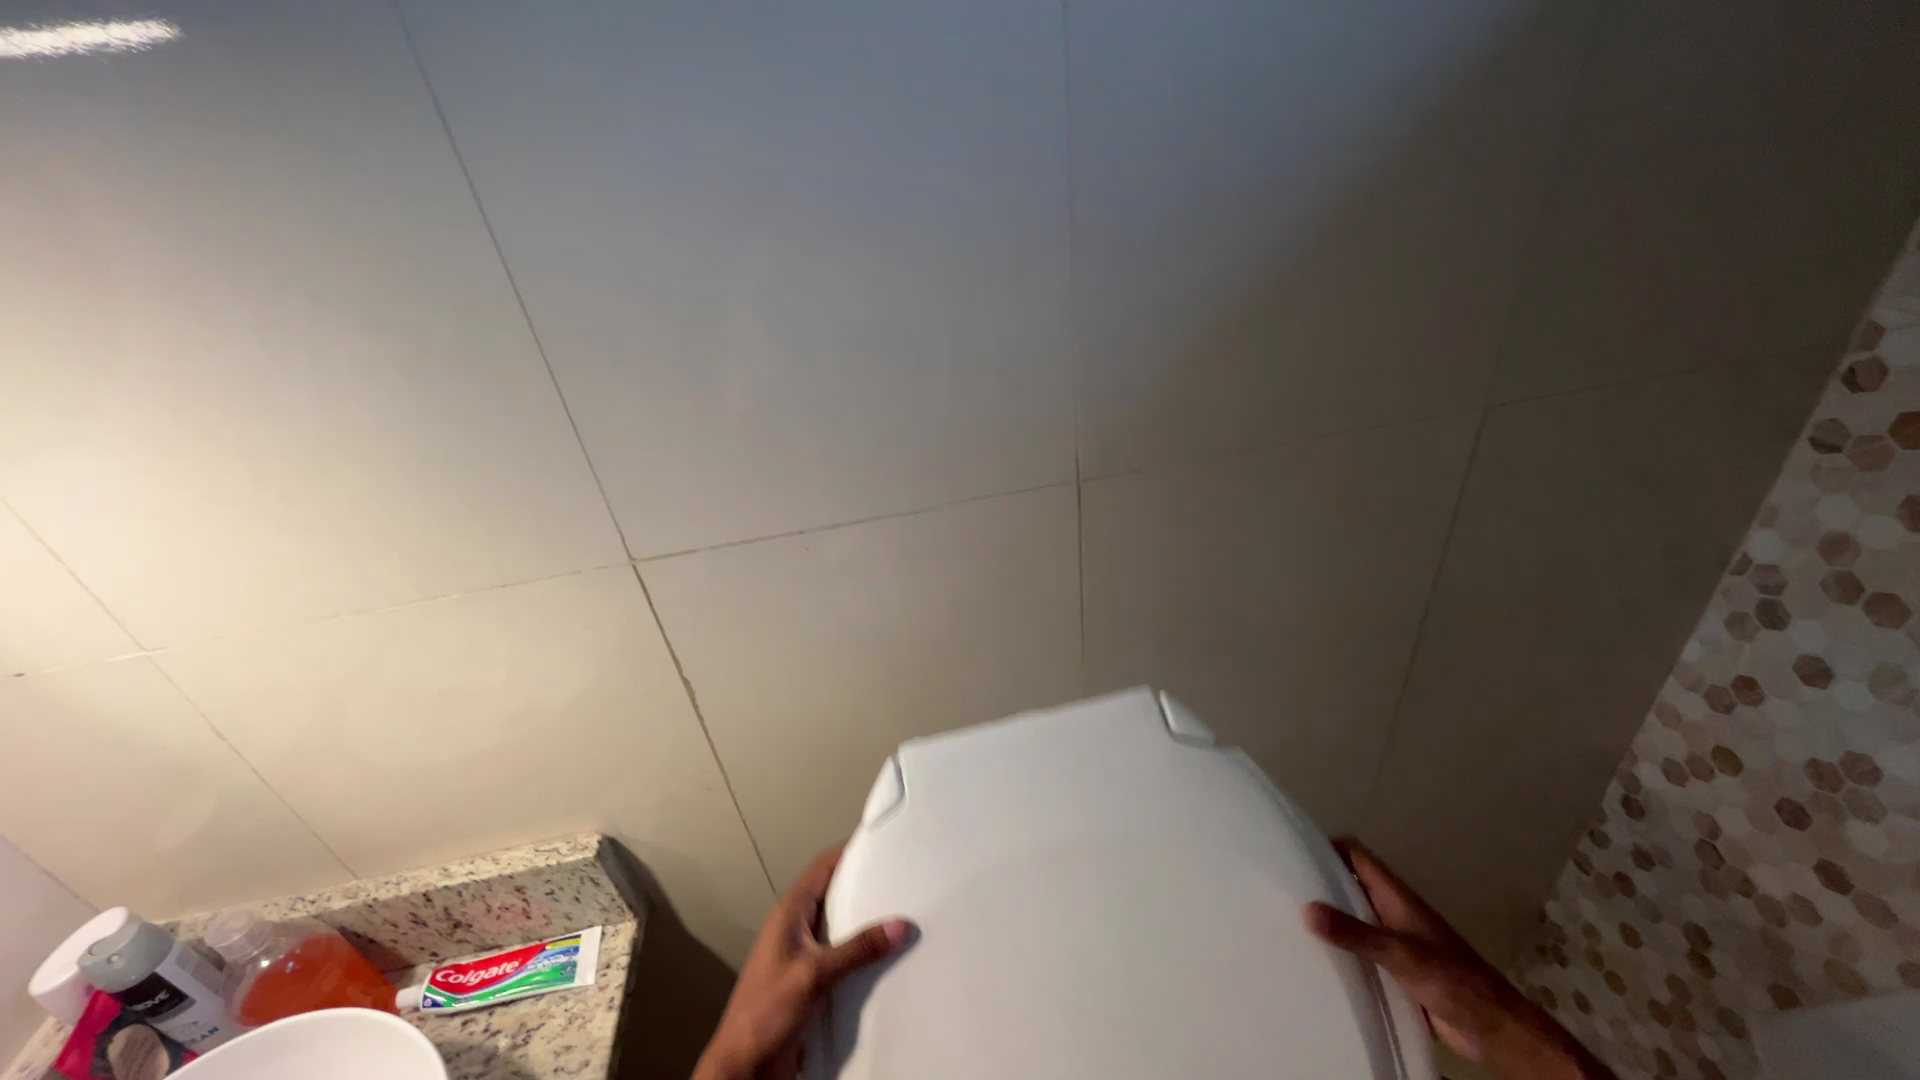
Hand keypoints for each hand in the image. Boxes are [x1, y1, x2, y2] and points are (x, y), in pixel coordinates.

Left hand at [693, 844, 910, 1079]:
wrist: (744, 1067)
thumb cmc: (763, 1015)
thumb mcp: (815, 975)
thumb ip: (857, 950)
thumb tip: (897, 926)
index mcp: (789, 914)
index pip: (823, 867)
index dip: (849, 851)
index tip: (879, 841)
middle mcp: (796, 928)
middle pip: (834, 893)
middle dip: (864, 885)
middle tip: (899, 877)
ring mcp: (803, 954)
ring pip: (840, 925)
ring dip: (864, 920)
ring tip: (899, 912)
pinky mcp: (811, 980)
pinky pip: (842, 954)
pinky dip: (862, 950)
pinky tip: (884, 956)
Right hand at [1304, 839, 1614, 1079]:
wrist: (1493, 1027)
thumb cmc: (1452, 979)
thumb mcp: (1401, 954)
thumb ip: (1355, 934)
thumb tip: (1306, 909)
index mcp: (1395, 896)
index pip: (1355, 855)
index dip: (1326, 847)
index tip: (1291, 855)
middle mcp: (1390, 912)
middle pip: (1348, 884)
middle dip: (1317, 884)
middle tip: (1278, 892)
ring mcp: (1393, 940)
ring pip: (1351, 919)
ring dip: (1326, 920)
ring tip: (1285, 925)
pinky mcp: (1393, 969)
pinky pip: (1358, 951)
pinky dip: (1338, 951)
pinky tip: (1314, 964)